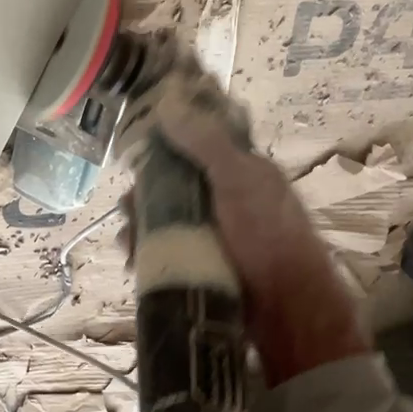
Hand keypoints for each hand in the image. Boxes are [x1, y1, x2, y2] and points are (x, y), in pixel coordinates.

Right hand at [154, 99, 371, 385]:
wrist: (285, 308)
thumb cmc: (266, 236)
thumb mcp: (237, 180)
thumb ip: (205, 143)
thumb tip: (168, 104)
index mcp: (239, 170)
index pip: (194, 145)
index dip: (163, 144)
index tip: (133, 149)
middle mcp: (223, 198)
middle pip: (171, 184)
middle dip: (143, 194)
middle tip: (127, 208)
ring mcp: (211, 233)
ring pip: (162, 219)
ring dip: (139, 227)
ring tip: (127, 243)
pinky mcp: (199, 263)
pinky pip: (163, 249)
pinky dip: (146, 252)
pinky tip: (134, 260)